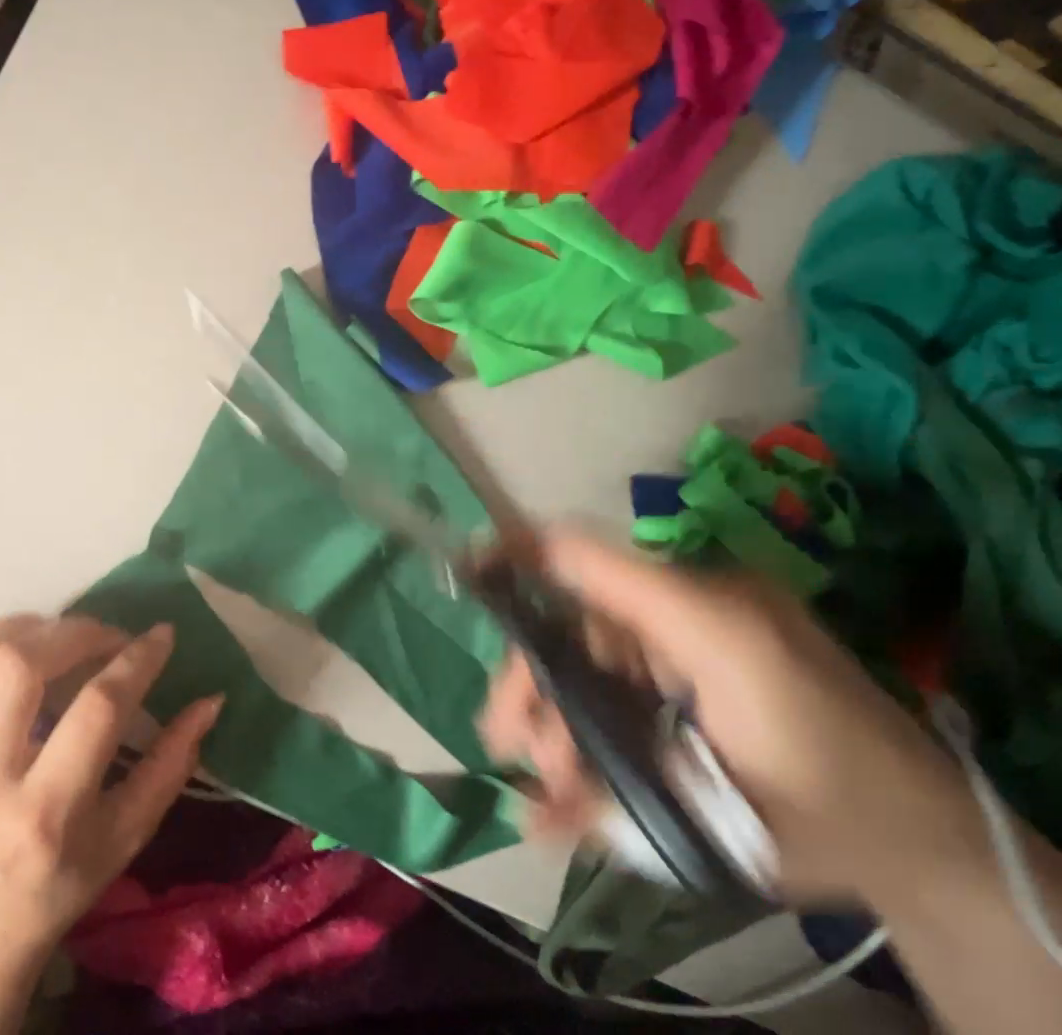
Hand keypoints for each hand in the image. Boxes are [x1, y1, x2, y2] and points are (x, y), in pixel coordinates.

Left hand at [0, 615, 223, 980]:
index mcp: (48, 809)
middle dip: (74, 634)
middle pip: (18, 668)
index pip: (95, 709)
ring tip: (51, 635)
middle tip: (106, 634)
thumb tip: (208, 701)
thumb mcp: (128, 834)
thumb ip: (170, 766)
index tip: (160, 637)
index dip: (136, 663)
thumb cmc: (64, 881)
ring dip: (14, 631)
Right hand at [478, 530, 971, 901]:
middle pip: (576, 625)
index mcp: (709, 629)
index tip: (462, 568)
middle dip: (533, 689)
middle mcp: (702, 612)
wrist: (934, 840)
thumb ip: (610, 808)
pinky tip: (578, 768)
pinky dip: (593, 705)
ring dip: (558, 709)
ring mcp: (708, 630)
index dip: (518, 555)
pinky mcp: (710, 651)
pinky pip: (628, 661)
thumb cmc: (829, 823)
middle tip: (511, 748)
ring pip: (594, 648)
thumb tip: (523, 812)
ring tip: (553, 779)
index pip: (589, 561)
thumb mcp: (717, 827)